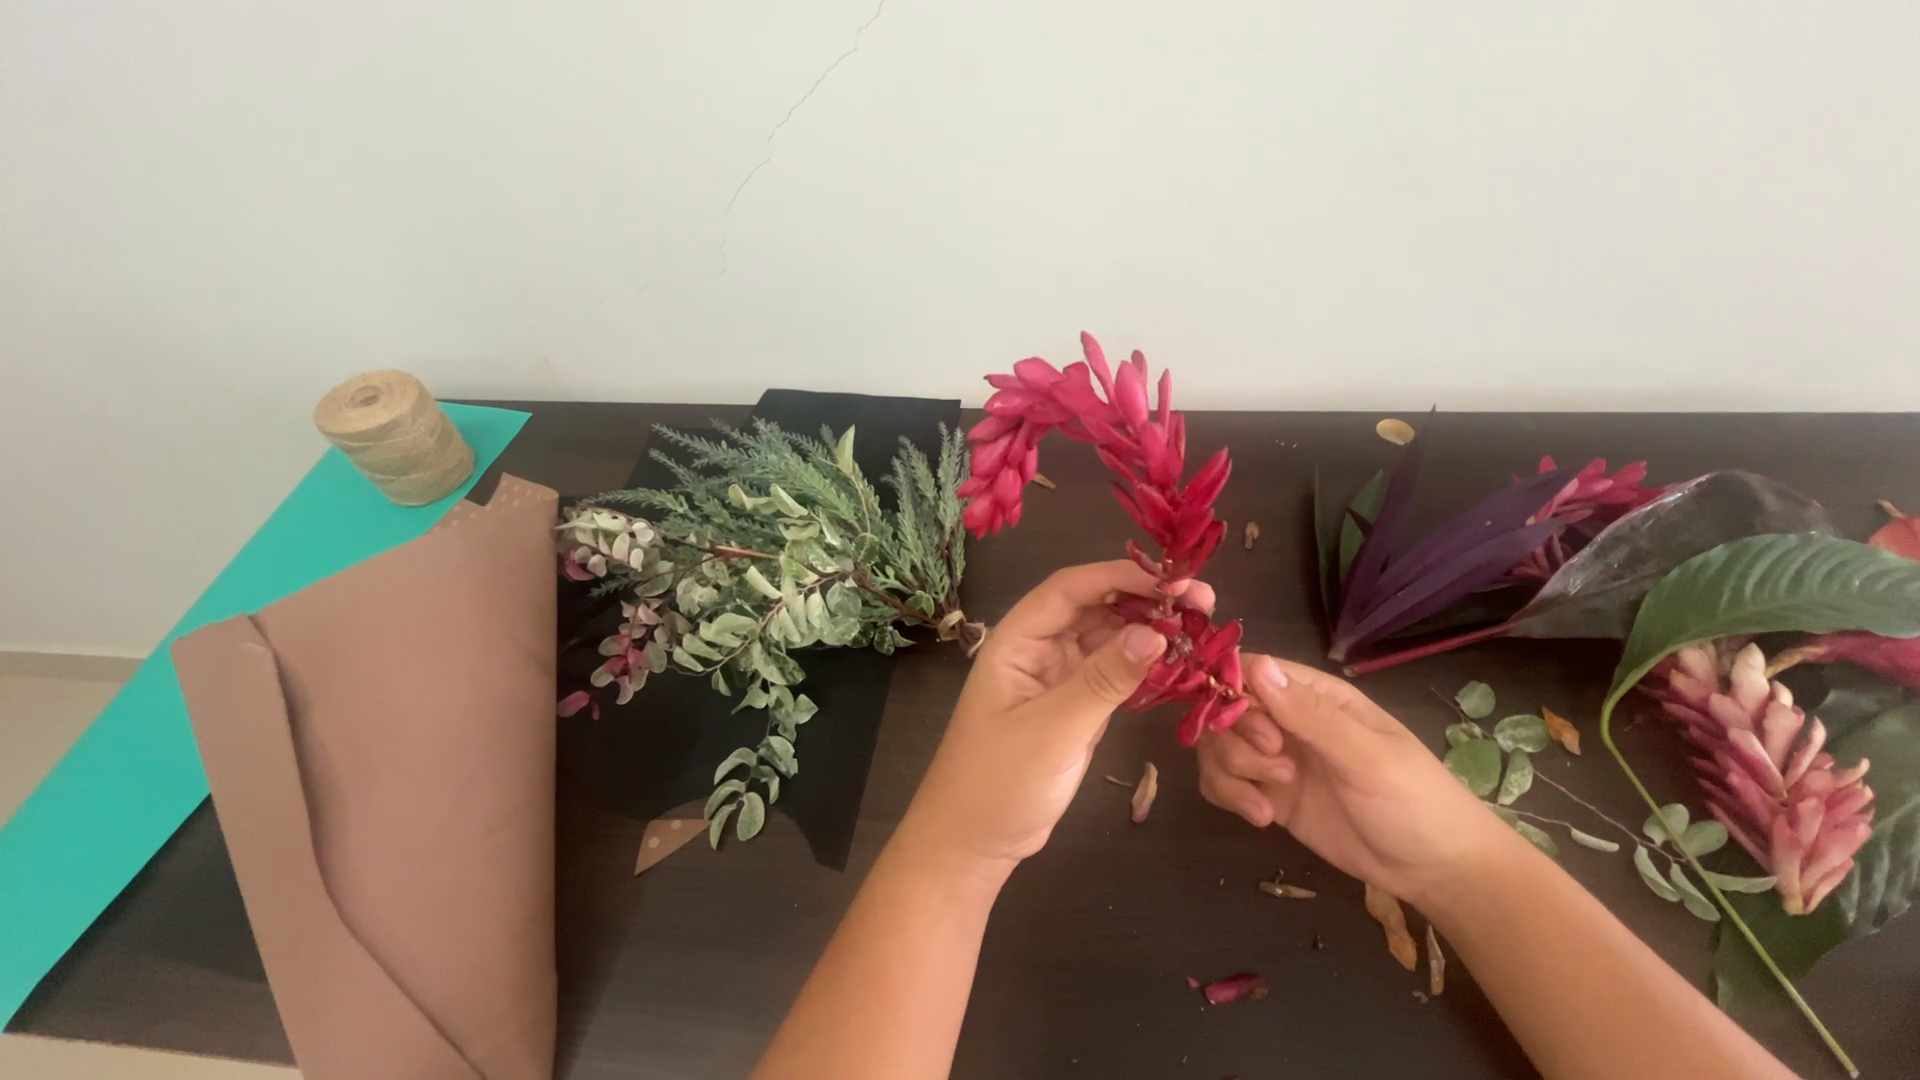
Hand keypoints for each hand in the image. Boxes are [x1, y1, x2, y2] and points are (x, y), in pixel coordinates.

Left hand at [899, 561, 1214, 879]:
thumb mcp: (1053, 729)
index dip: (1122, 576)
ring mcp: (1057, 678)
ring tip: (1200, 628)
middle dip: (1145, 598)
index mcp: (1017, 640)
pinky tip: (1178, 662)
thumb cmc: (999, 782)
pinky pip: (1112, 672)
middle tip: (1204, 602)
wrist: (974, 842)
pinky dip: (1143, 664)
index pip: (1070, 588)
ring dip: (1149, 629)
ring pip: (1107, 637)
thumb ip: (1103, 680)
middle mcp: (1037, 649)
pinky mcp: (1074, 706)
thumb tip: (1157, 631)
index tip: (1176, 579)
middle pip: (1094, 607)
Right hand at [1196, 655, 1514, 902]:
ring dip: (1230, 773)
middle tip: (1277, 769)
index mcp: (1315, 696)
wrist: (1434, 872)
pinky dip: (1228, 796)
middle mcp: (1287, 720)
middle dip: (1236, 742)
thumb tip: (1258, 666)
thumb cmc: (1415, 802)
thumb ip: (1310, 714)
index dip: (1233, 691)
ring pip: (1217, 746)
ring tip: (1266, 806)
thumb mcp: (1367, 757)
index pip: (1251, 670)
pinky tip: (1261, 818)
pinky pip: (1222, 781)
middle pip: (1224, 710)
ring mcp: (1274, 758)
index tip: (1249, 726)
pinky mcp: (1267, 793)